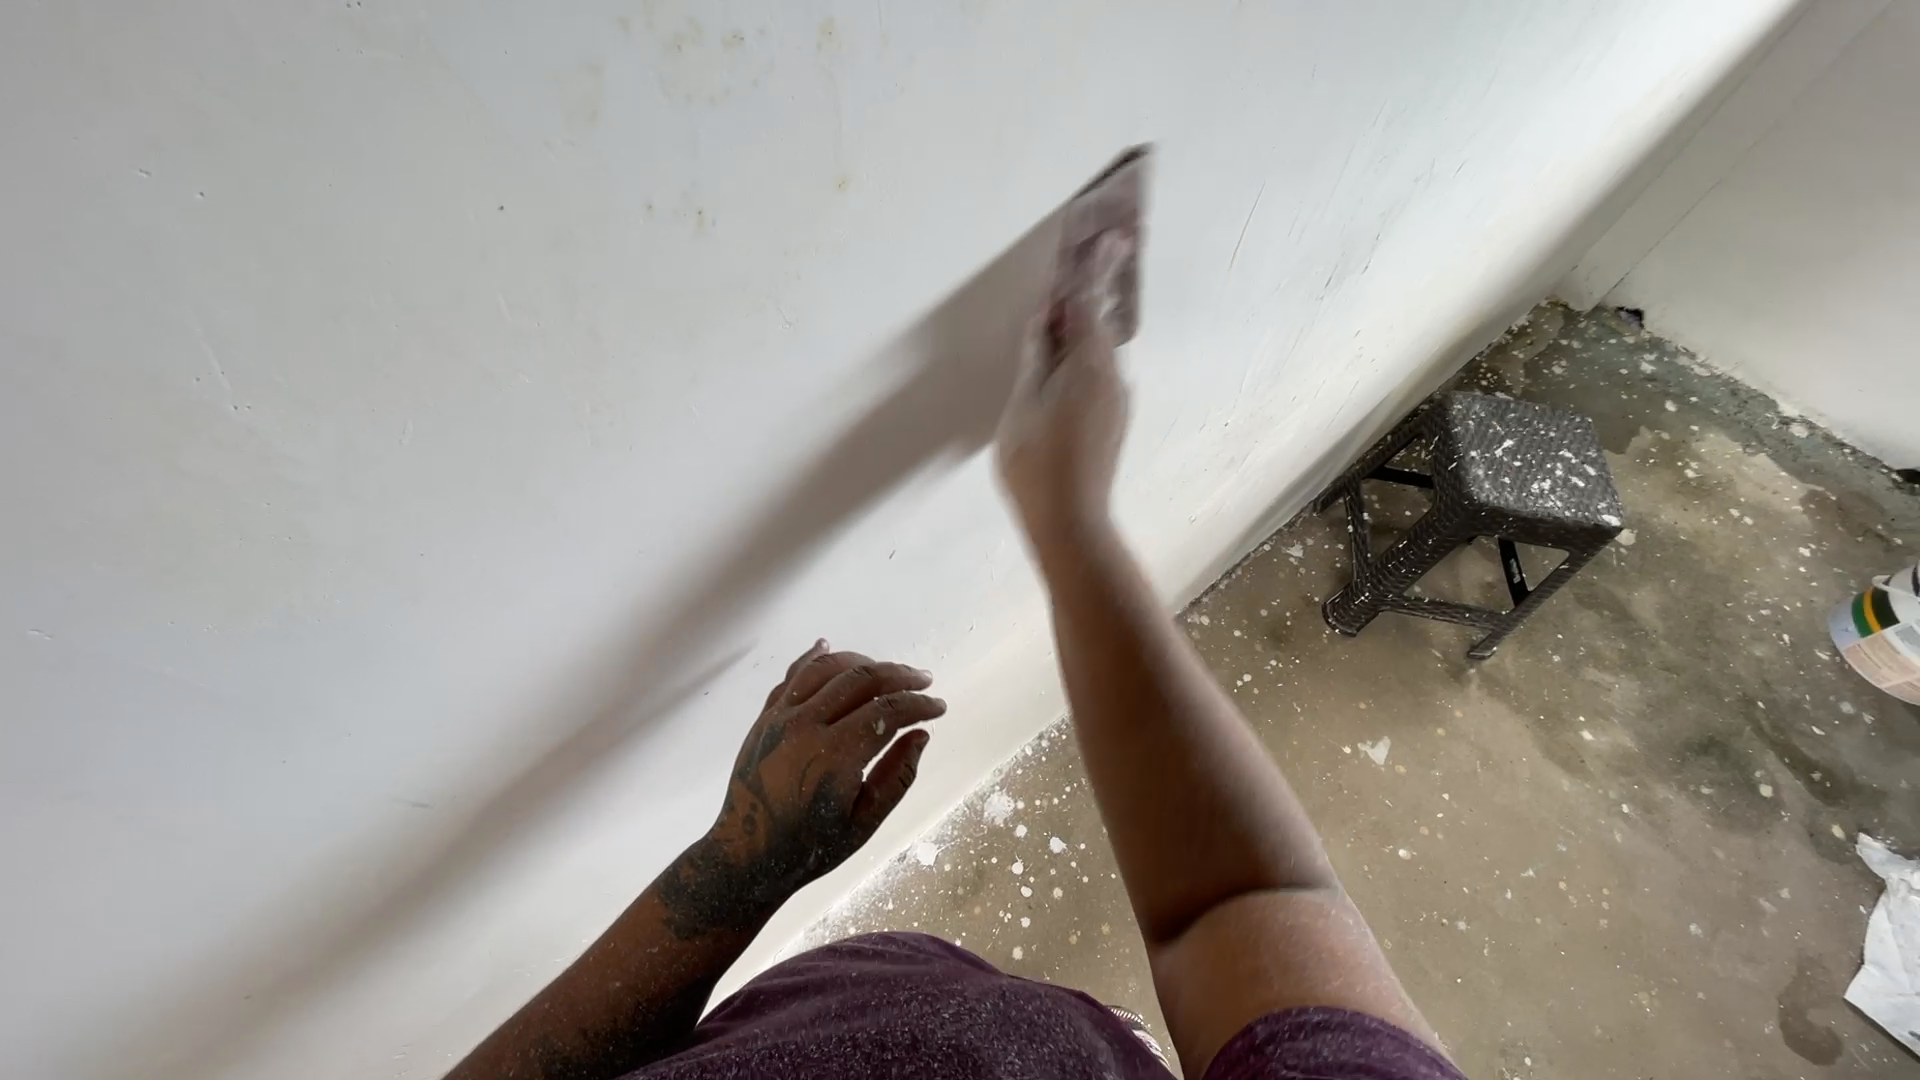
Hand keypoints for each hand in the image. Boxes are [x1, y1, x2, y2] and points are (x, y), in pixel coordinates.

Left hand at [657, 641, 942, 938]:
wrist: (746, 857)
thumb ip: (897, 776)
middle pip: (860, 680)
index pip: (886, 712)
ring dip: (862, 662)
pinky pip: (791, 676)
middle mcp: (805, 726)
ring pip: (827, 668)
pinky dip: (813, 658)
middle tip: (923, 679)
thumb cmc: (811, 847)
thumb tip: (920, 733)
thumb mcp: (865, 822)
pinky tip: (829, 646)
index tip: (938, 706)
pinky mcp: (765, 718)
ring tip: (886, 670)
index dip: (918, 704)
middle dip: (898, 675)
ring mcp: (781, 718)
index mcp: (834, 756)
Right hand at [994, 232, 1133, 551]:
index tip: (1112, 236)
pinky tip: (1053, 382)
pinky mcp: (1113, 423)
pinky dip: (1079, 365)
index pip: (1090, 304)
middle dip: (1082, 305)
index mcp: (1089, 365)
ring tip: (1044, 344)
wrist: (1072, 521)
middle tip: (1056, 296)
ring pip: (1097, 356)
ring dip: (1076, 340)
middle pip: (1097, 329)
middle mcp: (1113, 378)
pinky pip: (1097, 378)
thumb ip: (1034, 358)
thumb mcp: (1022, 404)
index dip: (1096, 269)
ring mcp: (1117, 403)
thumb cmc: (1037, 462)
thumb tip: (1043, 322)